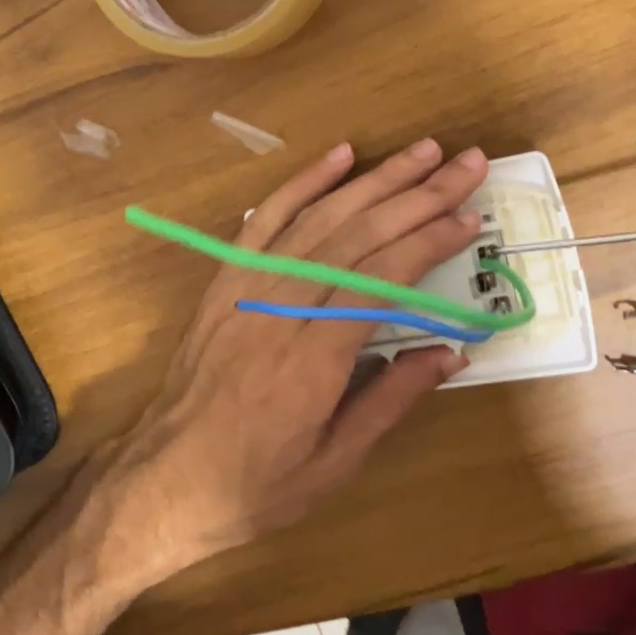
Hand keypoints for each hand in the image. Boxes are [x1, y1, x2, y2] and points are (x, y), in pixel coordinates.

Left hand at [99, 137, 488, 574]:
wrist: (166, 476)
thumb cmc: (256, 483)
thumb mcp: (333, 463)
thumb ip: (391, 401)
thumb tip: (450, 350)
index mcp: (311, 361)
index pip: (379, 282)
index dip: (427, 242)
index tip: (469, 216)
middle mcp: (278, 309)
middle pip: (355, 238)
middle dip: (417, 196)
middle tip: (466, 163)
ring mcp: (245, 287)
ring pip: (317, 219)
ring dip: (373, 180)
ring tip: (422, 151)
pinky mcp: (225, 279)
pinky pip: (264, 219)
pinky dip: (303, 182)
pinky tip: (340, 155)